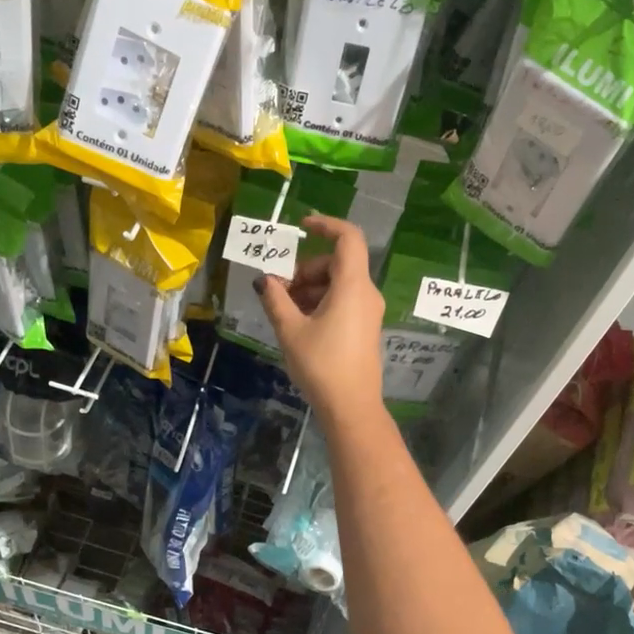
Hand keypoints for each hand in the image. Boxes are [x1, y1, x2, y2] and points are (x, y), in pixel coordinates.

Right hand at [255, 214, 384, 419]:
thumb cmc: (321, 366)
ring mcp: (369, 312)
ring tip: (285, 311)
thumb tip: (264, 280)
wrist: (351, 408)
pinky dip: (322, 302)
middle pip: (337, 263)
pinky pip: (344, 301)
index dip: (326, 225)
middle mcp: (366, 293)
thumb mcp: (290, 331)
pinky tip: (301, 324)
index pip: (347, 238)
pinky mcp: (366, 328)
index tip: (302, 227)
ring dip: (311, 288)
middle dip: (306, 269)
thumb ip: (276, 300)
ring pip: (339, 284)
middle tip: (280, 291)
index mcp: (352, 286)